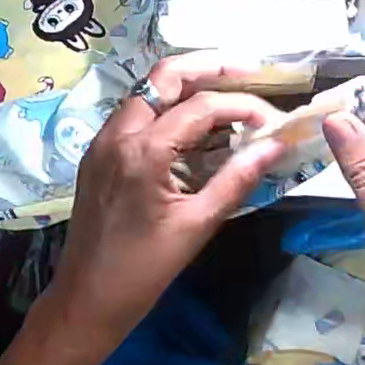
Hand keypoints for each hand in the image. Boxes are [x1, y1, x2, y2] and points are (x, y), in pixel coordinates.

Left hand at [43, 54, 289, 350]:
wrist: (87, 297)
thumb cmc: (144, 269)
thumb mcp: (198, 224)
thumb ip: (238, 178)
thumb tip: (277, 144)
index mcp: (142, 151)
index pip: (201, 106)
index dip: (243, 106)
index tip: (272, 121)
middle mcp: (117, 133)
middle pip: (163, 76)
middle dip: (208, 68)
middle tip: (249, 71)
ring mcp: (102, 141)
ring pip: (147, 92)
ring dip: (186, 87)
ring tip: (228, 96)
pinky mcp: (98, 153)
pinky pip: (135, 115)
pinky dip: (166, 109)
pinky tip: (194, 127)